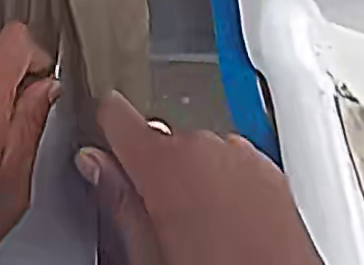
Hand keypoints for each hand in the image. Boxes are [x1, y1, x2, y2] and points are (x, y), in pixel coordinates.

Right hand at [79, 91, 322, 264]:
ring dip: (194, 176)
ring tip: (203, 231)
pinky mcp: (269, 168)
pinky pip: (233, 162)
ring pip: (198, 151)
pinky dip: (226, 182)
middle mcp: (202, 144)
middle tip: (162, 220)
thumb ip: (119, 200)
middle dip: (157, 170)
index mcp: (163, 161)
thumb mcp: (148, 254)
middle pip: (160, 139)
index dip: (105, 123)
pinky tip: (230, 225)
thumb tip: (94, 163)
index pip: (116, 113)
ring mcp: (239, 153)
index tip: (102, 136)